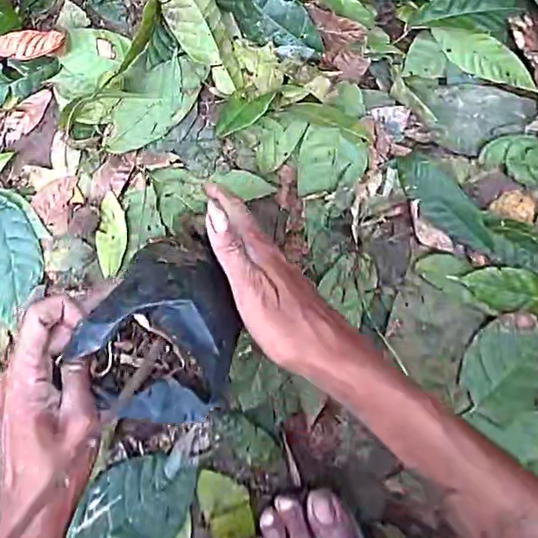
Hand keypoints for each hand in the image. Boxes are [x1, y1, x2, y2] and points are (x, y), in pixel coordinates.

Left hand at [0, 296, 97, 537]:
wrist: (31, 515)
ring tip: (100, 340)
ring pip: (41, 341)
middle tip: (105, 324)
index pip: (36, 314)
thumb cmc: (57, 472)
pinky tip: (85, 361)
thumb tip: (85, 340)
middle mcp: (11, 375)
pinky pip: (40, 360)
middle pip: (39, 324)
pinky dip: (62, 353)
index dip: (66, 306)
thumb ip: (80, 372)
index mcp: (22, 376)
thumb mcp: (80, 419)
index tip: (90, 322)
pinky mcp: (20, 396)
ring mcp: (13, 385)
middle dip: (73, 318)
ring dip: (69, 336)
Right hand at [204, 184, 361, 376]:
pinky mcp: (290, 287)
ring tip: (226, 219)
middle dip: (230, 208)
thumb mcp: (250, 289)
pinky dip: (250, 245)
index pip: (239, 218)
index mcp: (263, 254)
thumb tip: (214, 212)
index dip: (223, 200)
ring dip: (240, 225)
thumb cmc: (285, 327)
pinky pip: (264, 254)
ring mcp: (285, 272)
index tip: (207, 184)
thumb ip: (232, 251)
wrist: (330, 352)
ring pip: (258, 239)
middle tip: (213, 195)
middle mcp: (275, 257)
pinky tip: (252, 255)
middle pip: (249, 224)